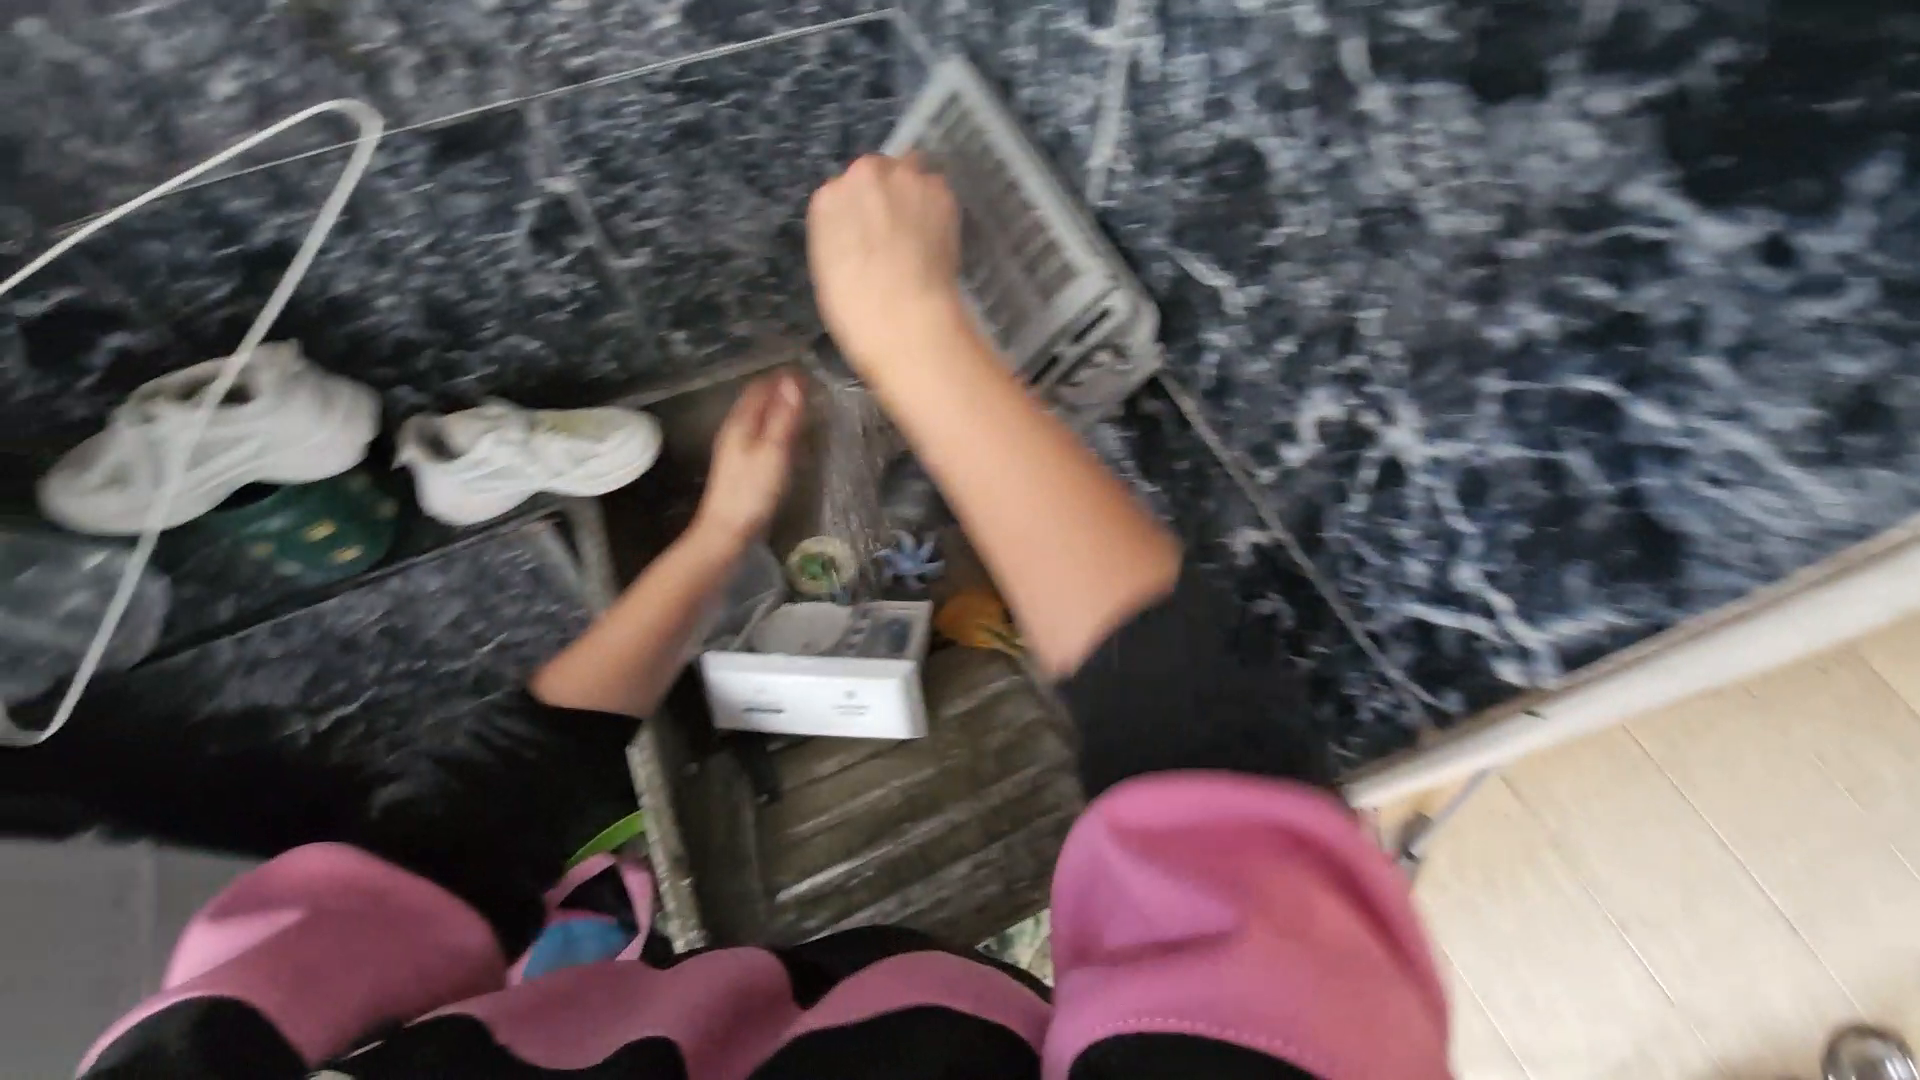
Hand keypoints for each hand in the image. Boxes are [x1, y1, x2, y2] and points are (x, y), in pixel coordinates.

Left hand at [691, 372, 803, 548]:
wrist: (727, 530)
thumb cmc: (752, 491)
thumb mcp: (773, 451)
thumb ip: (784, 417)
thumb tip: (794, 381)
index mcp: (741, 422)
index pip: (761, 387)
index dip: (782, 377)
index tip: (809, 373)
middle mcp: (735, 430)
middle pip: (758, 401)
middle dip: (781, 391)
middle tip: (811, 389)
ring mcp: (737, 449)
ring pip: (759, 418)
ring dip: (779, 410)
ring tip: (805, 409)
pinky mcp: (743, 466)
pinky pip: (761, 436)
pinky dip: (777, 429)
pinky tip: (790, 439)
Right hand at [807, 153, 968, 376]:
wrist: (904, 319)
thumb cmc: (857, 311)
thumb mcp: (830, 271)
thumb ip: (842, 237)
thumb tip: (860, 237)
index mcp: (827, 200)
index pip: (844, 191)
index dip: (862, 211)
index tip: (871, 232)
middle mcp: (863, 176)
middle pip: (878, 172)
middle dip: (888, 195)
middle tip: (900, 230)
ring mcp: (904, 178)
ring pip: (913, 174)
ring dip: (916, 195)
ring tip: (924, 232)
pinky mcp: (940, 191)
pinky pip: (939, 191)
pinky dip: (940, 209)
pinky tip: (940, 239)